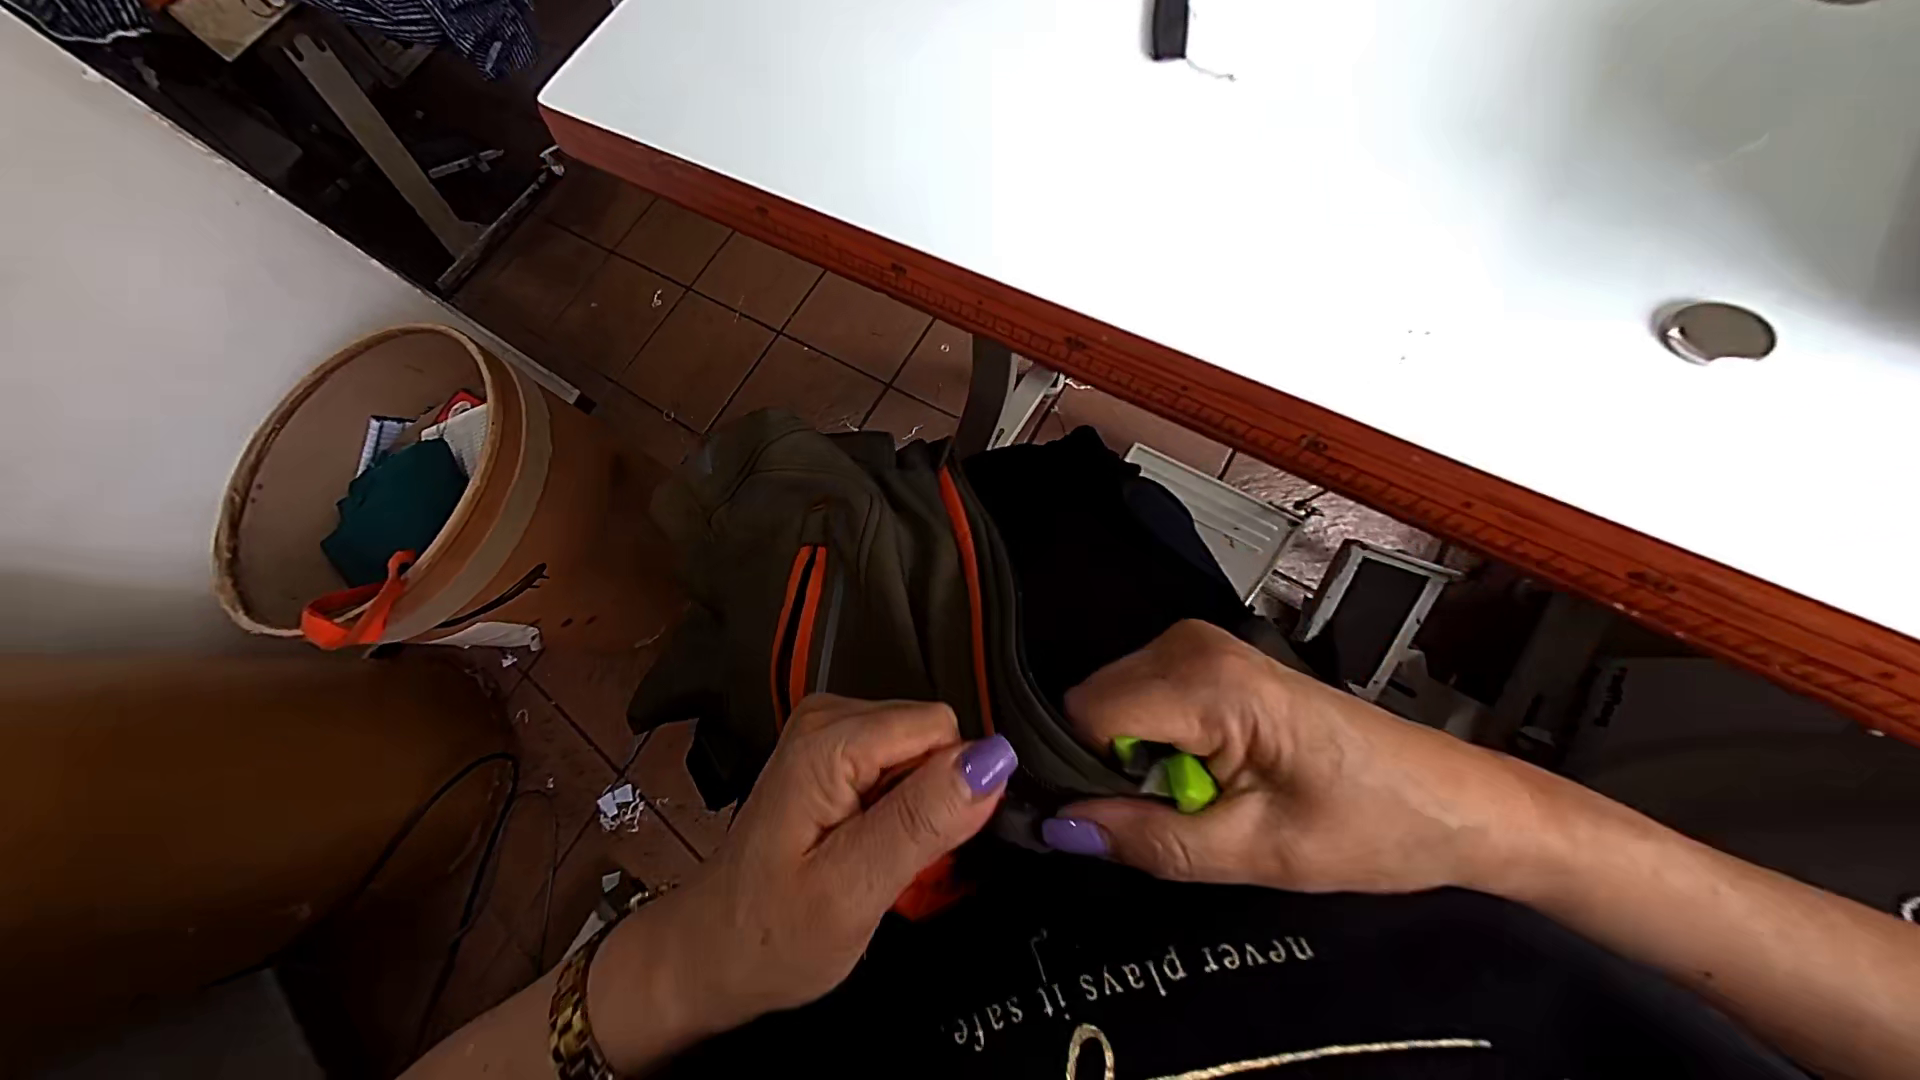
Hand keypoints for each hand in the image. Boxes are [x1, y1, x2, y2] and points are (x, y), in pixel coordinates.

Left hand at [589, 695, 1015, 1070]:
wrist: (714, 949)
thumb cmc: (774, 935)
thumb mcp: (856, 890)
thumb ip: (924, 820)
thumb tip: (994, 760)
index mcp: (829, 741)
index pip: (940, 729)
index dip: (945, 789)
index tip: (918, 843)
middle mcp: (829, 714)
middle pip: (930, 732)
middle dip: (929, 794)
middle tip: (890, 853)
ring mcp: (828, 725)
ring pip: (921, 744)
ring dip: (914, 799)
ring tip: (873, 846)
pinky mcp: (833, 743)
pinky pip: (901, 754)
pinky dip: (898, 796)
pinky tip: (865, 831)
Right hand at [1041, 620, 1542, 895]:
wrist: (1444, 797)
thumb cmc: (1371, 825)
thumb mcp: (1254, 853)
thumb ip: (1147, 839)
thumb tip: (1059, 829)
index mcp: (1208, 682)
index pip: (1086, 715)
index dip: (1088, 774)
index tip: (1127, 818)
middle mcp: (1190, 643)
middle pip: (1093, 705)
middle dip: (1115, 767)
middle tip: (1184, 809)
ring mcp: (1195, 642)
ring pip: (1109, 702)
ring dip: (1135, 756)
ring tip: (1203, 790)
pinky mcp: (1201, 654)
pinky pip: (1135, 696)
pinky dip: (1151, 738)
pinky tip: (1206, 763)